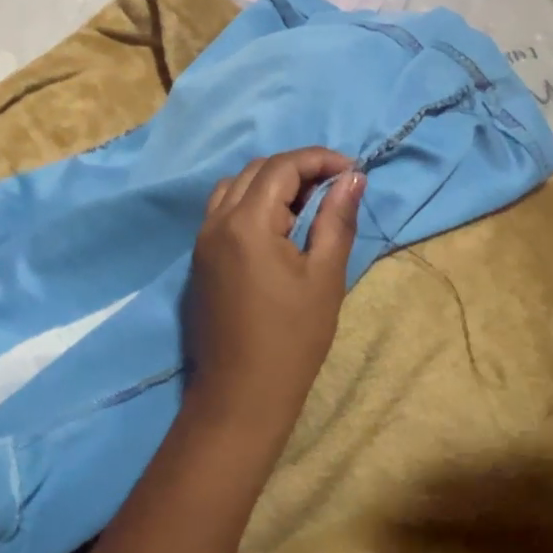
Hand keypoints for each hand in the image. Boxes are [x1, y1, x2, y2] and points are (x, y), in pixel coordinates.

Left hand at [184, 148, 366, 438]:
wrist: (241, 393)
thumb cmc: (292, 338)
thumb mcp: (324, 276)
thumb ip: (336, 220)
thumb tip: (352, 178)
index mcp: (246, 222)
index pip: (282, 167)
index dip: (319, 160)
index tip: (352, 171)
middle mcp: (217, 221)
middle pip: (257, 171)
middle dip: (297, 169)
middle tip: (335, 188)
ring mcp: (203, 239)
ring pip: (236, 187)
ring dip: (272, 185)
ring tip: (308, 207)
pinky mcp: (200, 257)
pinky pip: (223, 211)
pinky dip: (252, 204)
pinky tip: (279, 229)